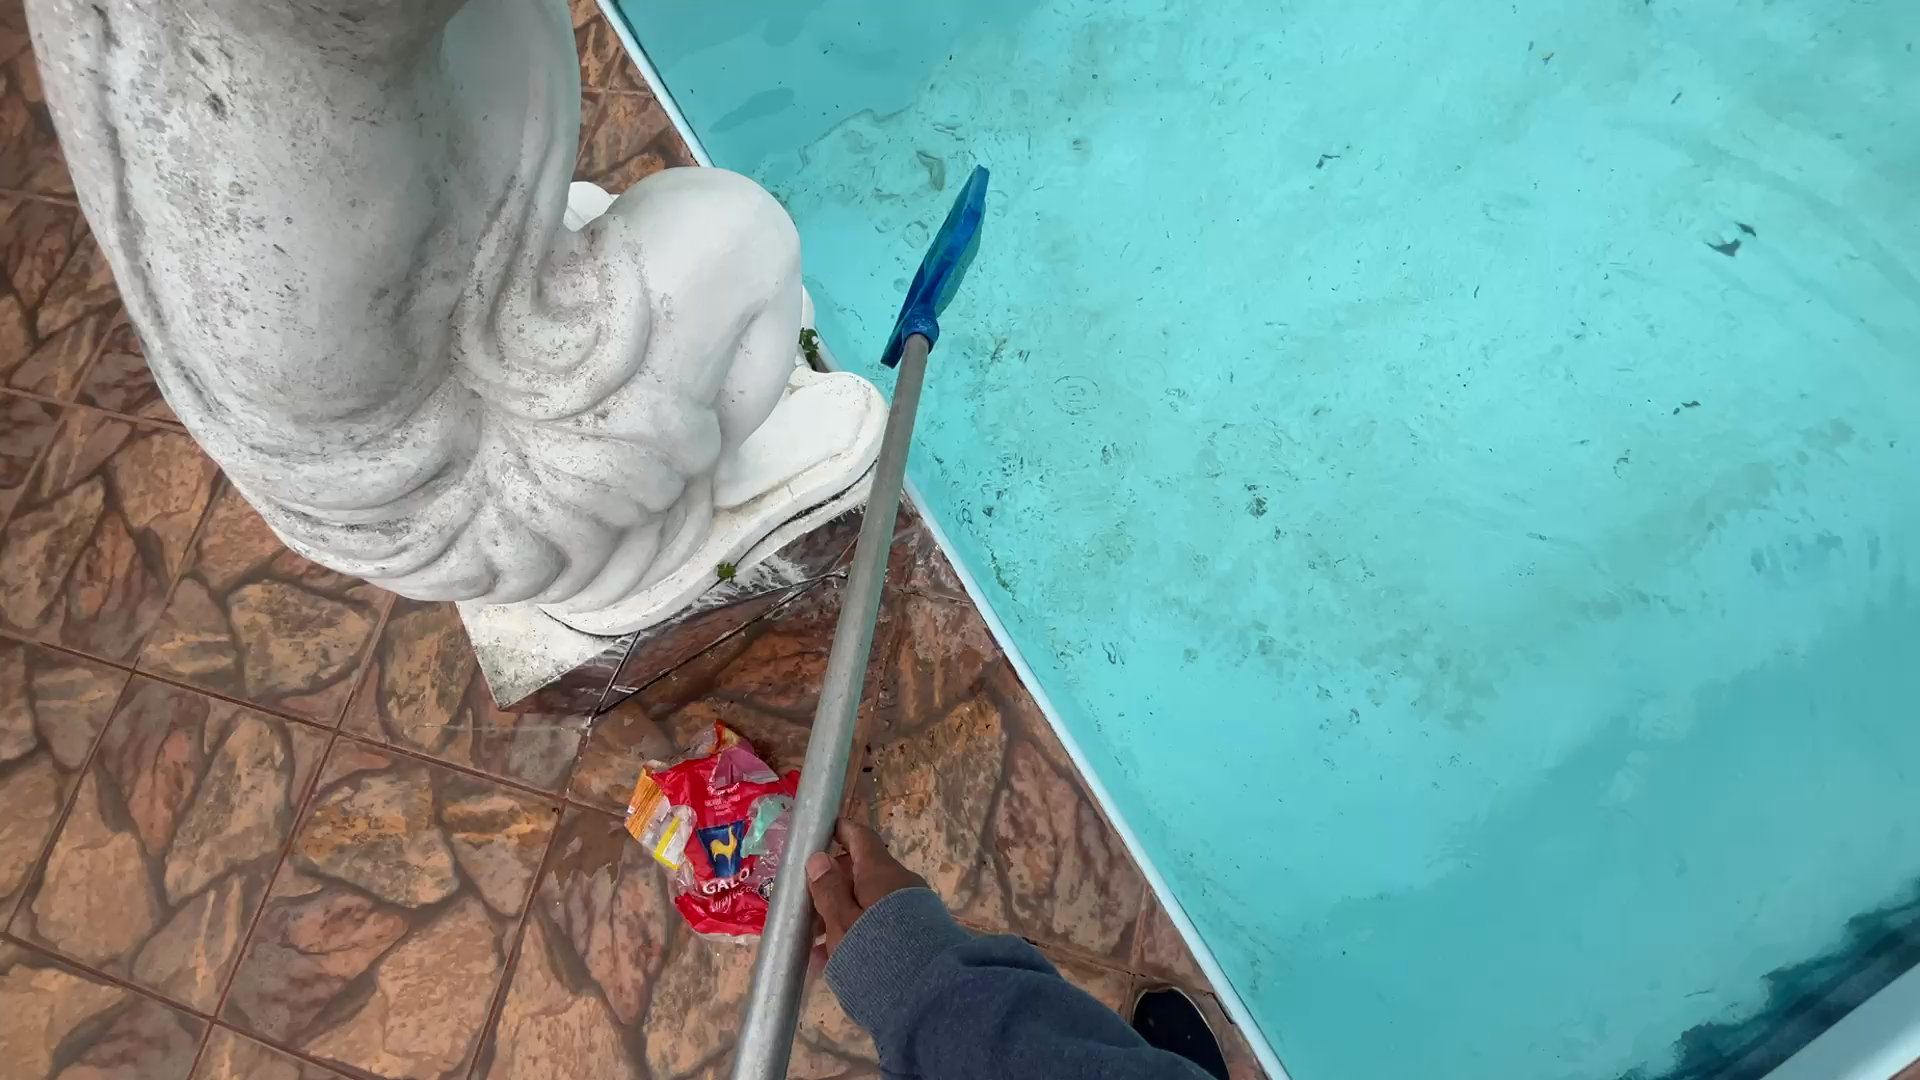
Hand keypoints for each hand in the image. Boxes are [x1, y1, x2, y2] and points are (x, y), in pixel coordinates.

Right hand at [806, 819, 926, 962]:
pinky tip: (835, 961)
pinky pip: (881, 923)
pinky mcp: (917, 933)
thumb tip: (819, 858)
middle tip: (807, 906)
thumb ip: (828, 890)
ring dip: (842, 915)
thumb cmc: (876, 950)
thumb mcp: (842, 923)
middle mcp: (899, 882)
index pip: (861, 837)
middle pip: (862, 872)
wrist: (929, 993)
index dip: (841, 832)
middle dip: (834, 885)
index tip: (822, 833)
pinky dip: (858, 933)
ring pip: (869, 901)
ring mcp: (911, 907)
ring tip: (815, 944)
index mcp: (880, 871)